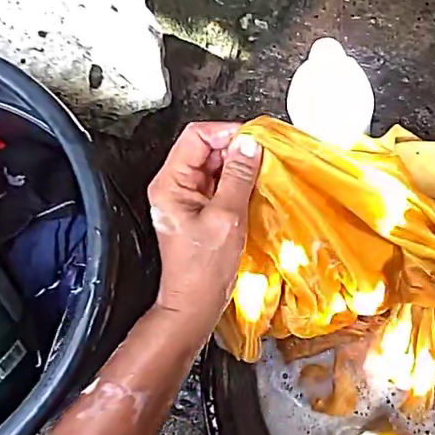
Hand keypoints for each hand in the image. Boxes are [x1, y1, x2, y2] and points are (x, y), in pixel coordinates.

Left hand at [146, 122, 261, 337]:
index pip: (196, 136)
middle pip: (205, 148)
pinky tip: (253, 189)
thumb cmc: (204, 269)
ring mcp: (187, 197)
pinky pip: (220, 183)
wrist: (196, 302)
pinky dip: (239, 181)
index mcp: (171, 183)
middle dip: (236, 148)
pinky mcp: (200, 209)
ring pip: (215, 165)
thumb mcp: (226, 217)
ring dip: (240, 166)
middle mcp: (174, 186)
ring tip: (261, 174)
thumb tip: (249, 145)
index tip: (254, 140)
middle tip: (263, 157)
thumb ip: (238, 177)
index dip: (226, 133)